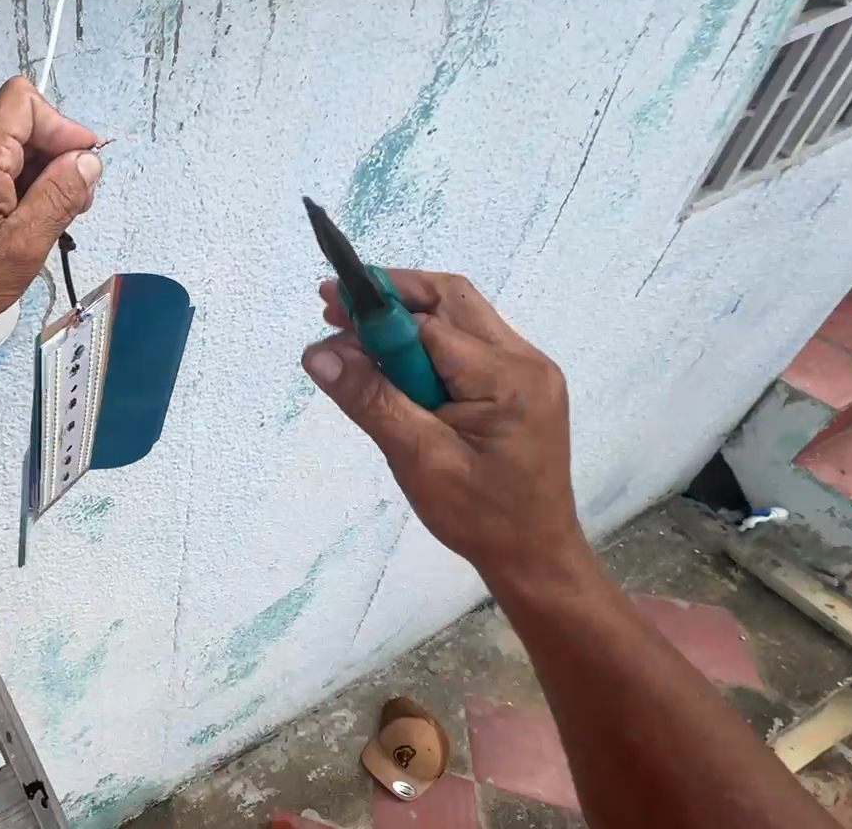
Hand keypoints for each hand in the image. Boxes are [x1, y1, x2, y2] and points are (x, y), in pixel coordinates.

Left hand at [0, 76, 100, 353]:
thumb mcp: (24, 244)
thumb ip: (60, 195)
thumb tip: (88, 159)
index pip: (23, 101)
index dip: (61, 127)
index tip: (81, 167)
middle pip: (19, 125)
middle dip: (55, 157)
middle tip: (72, 206)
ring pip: (8, 151)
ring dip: (38, 178)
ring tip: (48, 224)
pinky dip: (16, 190)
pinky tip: (24, 226)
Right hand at [300, 270, 588, 593]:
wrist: (533, 556)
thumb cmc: (479, 514)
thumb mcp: (417, 457)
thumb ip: (370, 399)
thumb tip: (318, 354)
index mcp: (507, 378)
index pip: (429, 322)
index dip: (375, 311)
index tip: (327, 307)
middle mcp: (522, 362)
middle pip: (449, 299)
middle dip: (389, 295)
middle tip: (333, 308)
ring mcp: (522, 372)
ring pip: (453, 317)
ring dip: (400, 318)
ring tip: (349, 338)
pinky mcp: (511, 385)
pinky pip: (458, 344)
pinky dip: (416, 343)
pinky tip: (386, 365)